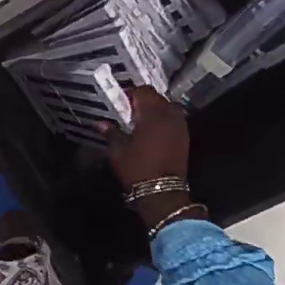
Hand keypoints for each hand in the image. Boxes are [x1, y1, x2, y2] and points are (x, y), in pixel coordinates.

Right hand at [105, 88, 205, 231]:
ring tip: (140, 122)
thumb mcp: (118, 151)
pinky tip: (152, 132)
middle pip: (157, 98)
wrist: (162, 192)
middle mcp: (170, 115)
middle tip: (128, 112)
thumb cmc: (137, 169)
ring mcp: (180, 126)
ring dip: (154, 110)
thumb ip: (111, 132)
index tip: (120, 102)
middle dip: (143, 101)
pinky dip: (163, 120)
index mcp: (152, 114)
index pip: (143, 91)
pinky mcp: (185, 136)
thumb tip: (99, 123)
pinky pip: (173, 120)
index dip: (131, 93)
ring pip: (167, 107)